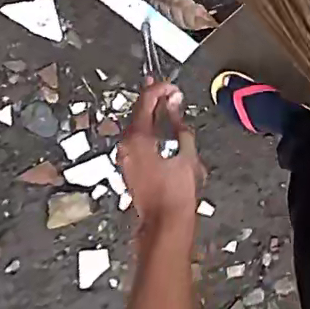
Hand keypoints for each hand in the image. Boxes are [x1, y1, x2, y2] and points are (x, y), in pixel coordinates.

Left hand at [115, 80, 203, 234]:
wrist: (165, 222)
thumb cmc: (175, 192)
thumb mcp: (185, 150)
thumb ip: (179, 122)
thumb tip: (174, 103)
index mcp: (137, 138)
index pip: (145, 100)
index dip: (160, 88)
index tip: (172, 86)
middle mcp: (125, 145)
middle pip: (137, 111)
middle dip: (154, 98)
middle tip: (170, 91)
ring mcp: (124, 156)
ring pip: (136, 125)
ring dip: (151, 113)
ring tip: (168, 106)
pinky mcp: (128, 166)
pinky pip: (136, 139)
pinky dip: (148, 129)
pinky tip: (161, 128)